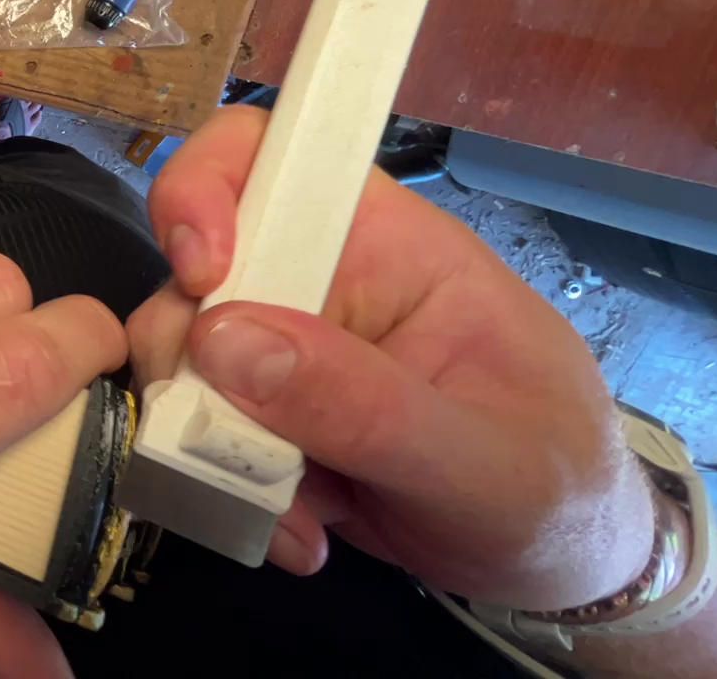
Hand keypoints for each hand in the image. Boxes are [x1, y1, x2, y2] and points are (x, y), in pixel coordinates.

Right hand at [128, 105, 653, 611]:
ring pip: (167, 344)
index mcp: (372, 238)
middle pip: (185, 265)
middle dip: (189, 353)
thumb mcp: (487, 461)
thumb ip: (365, 402)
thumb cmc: (549, 488)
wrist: (542, 564)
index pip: (261, 152)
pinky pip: (174, 411)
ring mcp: (254, 333)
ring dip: (201, 434)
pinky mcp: (229, 391)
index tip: (200, 273)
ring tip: (291, 510)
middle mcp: (295, 270)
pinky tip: (284, 521)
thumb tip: (222, 344)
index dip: (204, 185)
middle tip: (232, 437)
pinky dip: (208, 474)